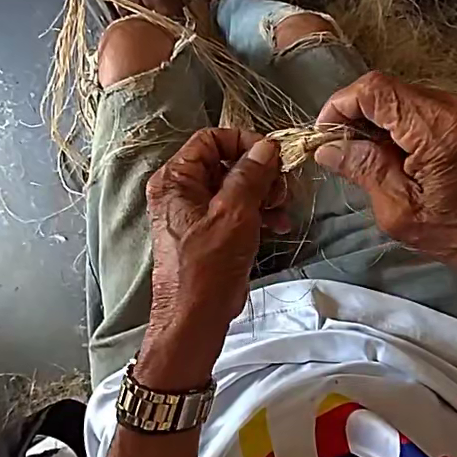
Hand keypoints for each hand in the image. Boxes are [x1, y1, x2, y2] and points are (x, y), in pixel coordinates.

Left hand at [137, 129, 286, 390]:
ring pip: (234, 187)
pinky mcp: (207, 232)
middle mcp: (179, 191)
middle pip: (225, 162)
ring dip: (263, 194)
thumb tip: (266, 148)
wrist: (194, 317)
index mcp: (175, 179)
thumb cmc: (207, 266)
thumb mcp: (234, 213)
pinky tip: (277, 224)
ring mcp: (192, 212)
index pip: (210, 139)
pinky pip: (234, 210)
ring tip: (281, 210)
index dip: (244, 142)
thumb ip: (251, 175)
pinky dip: (256, 212)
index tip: (272, 157)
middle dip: (259, 173)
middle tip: (280, 190)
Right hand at [314, 72, 456, 279]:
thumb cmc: (456, 234)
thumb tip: (327, 147)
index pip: (375, 90)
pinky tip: (382, 153)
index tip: (324, 136)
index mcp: (437, 130)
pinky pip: (410, 106)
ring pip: (394, 95)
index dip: (340, 105)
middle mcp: (450, 108)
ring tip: (358, 155)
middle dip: (351, 114)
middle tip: (337, 150)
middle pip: (383, 88)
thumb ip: (364, 170)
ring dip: (368, 120)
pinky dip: (387, 124)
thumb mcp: (398, 211)